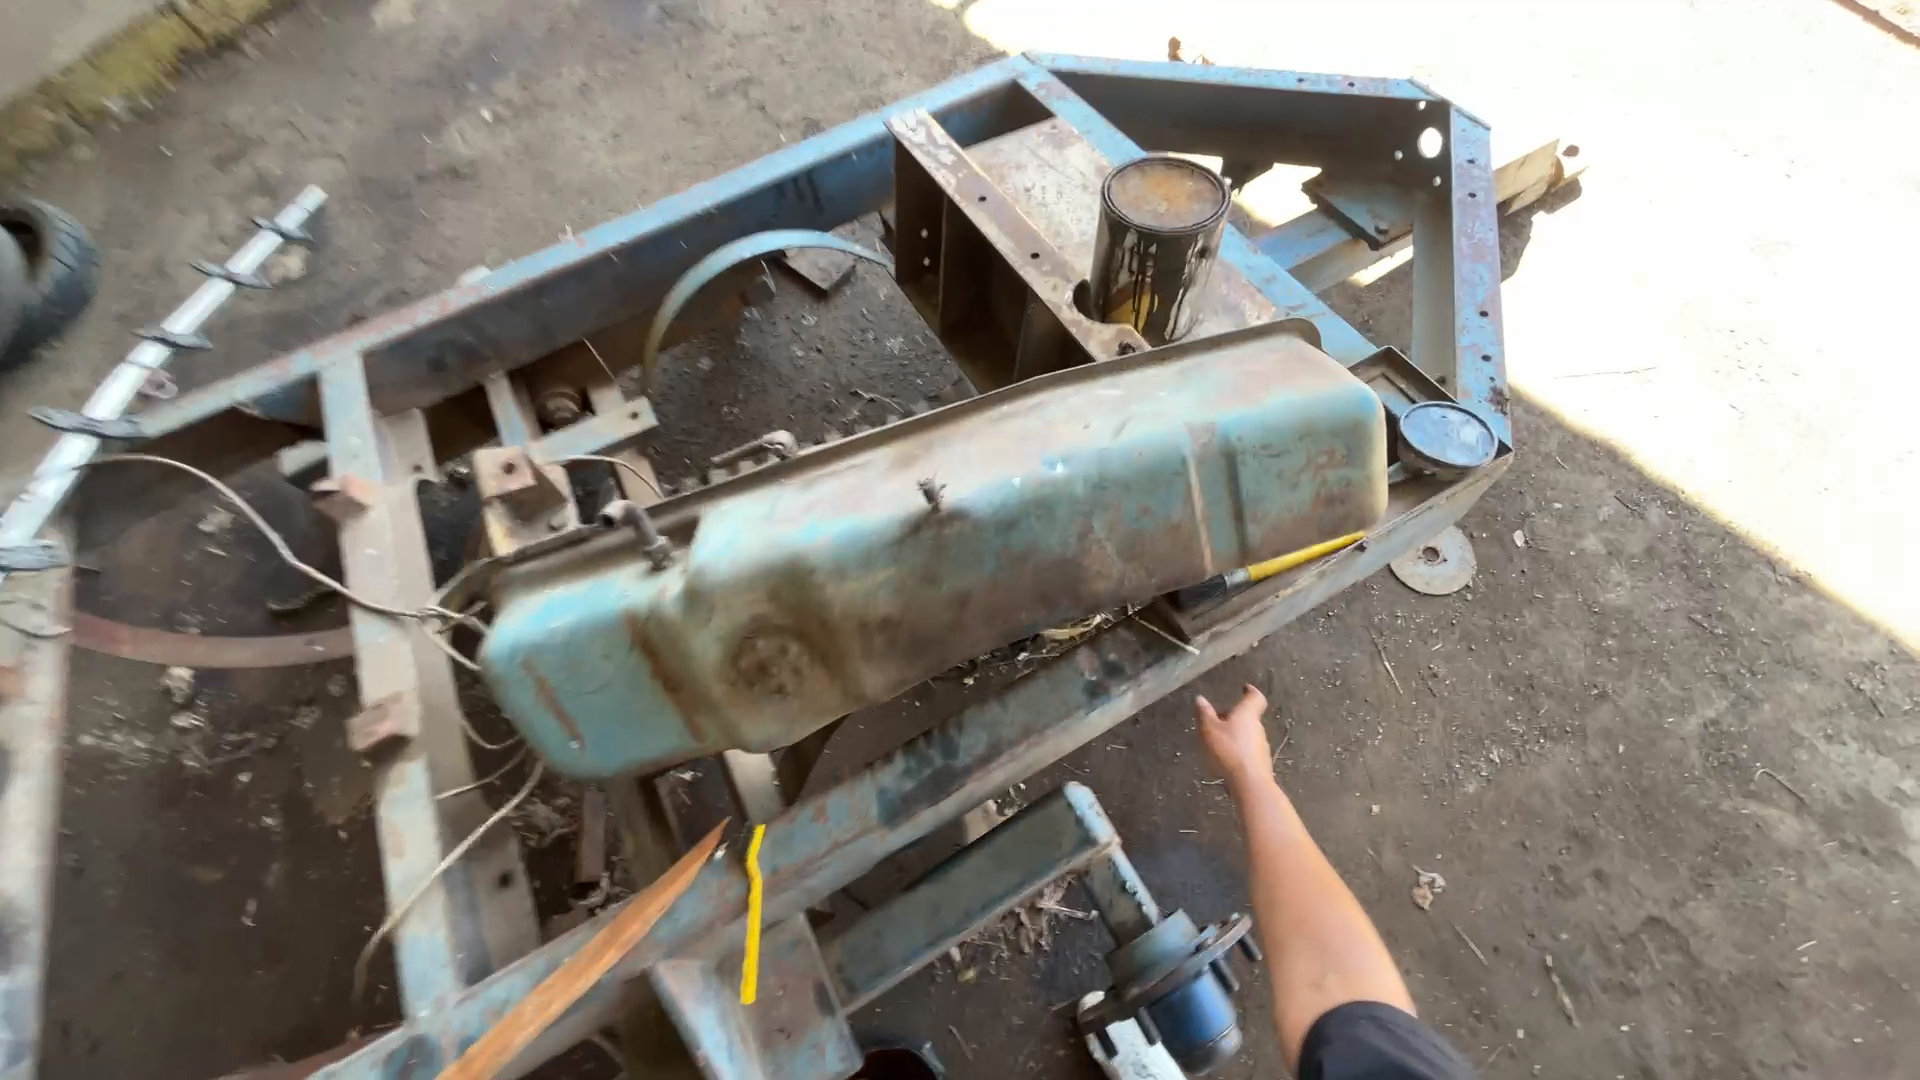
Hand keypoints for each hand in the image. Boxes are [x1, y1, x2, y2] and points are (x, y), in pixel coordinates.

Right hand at [1195, 685, 1272, 792]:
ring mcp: (1261, 747)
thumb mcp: (1209, 730)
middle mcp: (1258, 728)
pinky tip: (1226, 759)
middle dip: (1234, 717)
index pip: (1255, 698)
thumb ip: (1204, 714)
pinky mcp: (1260, 763)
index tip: (1245, 688)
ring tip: (1218, 741)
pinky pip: (1247, 750)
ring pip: (1247, 734)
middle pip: (1248, 717)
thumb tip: (1200, 698)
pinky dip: (1238, 750)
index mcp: (1246, 715)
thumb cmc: (1228, 750)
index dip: (1250, 691)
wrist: (1250, 783)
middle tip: (1217, 720)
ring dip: (1235, 734)